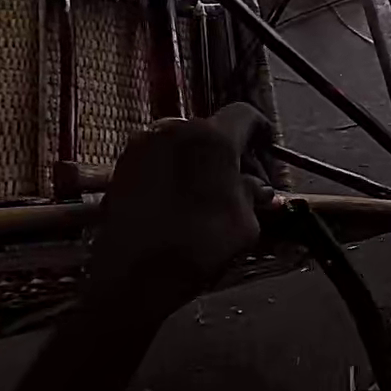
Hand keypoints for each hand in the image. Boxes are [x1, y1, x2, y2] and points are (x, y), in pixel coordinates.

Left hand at [87, 103, 271, 320]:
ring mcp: (143, 142)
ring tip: (209, 194)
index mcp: (211, 137)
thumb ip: (253, 194)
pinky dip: (175, 169)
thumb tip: (255, 186)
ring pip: (184, 142)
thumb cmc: (197, 246)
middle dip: (231, 152)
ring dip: (201, 160)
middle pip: (213, 129)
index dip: (260, 132)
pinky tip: (179, 199)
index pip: (244, 115)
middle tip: (243, 184)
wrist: (131, 275)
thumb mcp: (244, 224)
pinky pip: (160, 156)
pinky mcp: (123, 162)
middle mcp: (175, 128)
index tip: (267, 152)